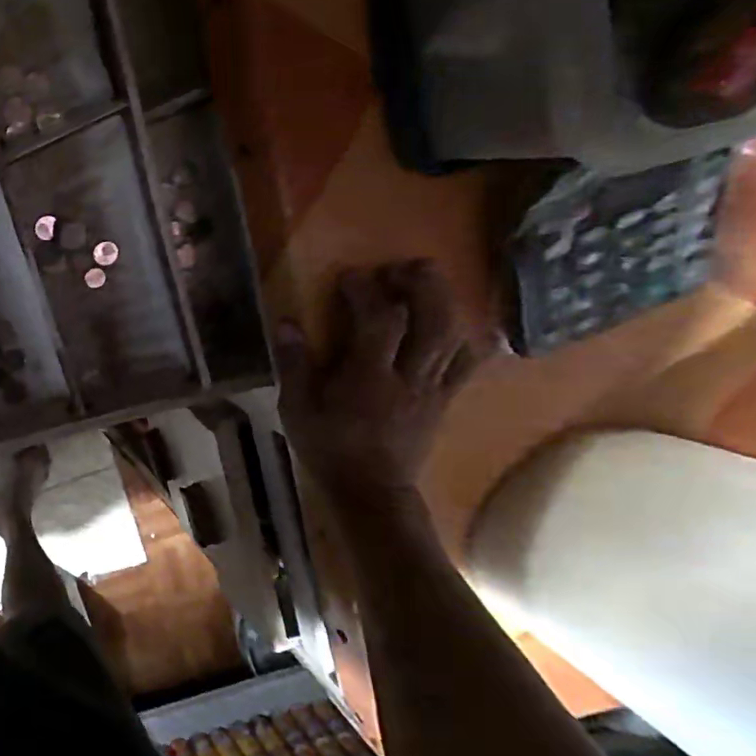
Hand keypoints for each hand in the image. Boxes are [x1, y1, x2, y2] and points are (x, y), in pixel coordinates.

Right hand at [273, 261, 478, 496]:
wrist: (370, 489)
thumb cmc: (326, 448)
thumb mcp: (296, 409)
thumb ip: (294, 365)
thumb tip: (287, 324)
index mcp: (369, 378)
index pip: (378, 322)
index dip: (367, 293)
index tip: (351, 276)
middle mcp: (410, 377)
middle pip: (433, 321)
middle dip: (422, 286)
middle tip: (403, 267)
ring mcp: (434, 388)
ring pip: (455, 336)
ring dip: (445, 303)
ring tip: (427, 285)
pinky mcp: (446, 398)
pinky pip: (468, 362)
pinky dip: (466, 336)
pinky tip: (455, 325)